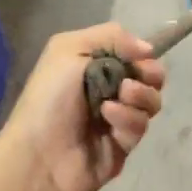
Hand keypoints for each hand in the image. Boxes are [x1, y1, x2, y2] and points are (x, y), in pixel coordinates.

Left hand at [1, 23, 166, 190]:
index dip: (140, 52)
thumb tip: (148, 48)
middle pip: (151, 75)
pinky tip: (108, 119)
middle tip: (132, 80)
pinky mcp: (125, 143)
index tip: (140, 55)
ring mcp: (119, 117)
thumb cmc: (49, 96)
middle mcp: (109, 88)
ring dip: (139, 95)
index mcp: (94, 64)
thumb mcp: (69, 49)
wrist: (40, 154)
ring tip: (116, 99)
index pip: (132, 52)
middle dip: (149, 73)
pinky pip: (141, 124)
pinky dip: (127, 118)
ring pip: (152, 100)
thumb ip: (112, 36)